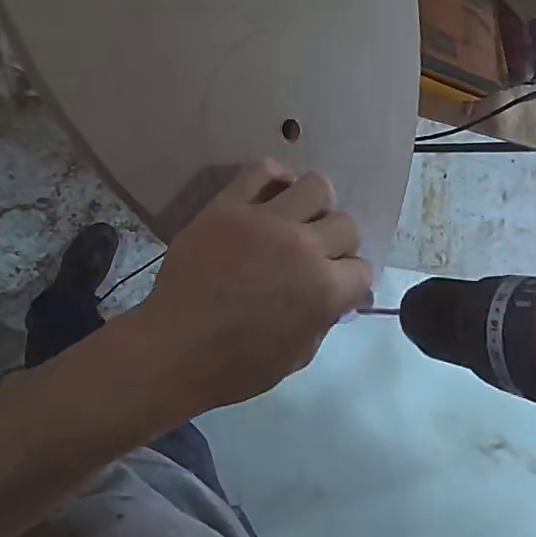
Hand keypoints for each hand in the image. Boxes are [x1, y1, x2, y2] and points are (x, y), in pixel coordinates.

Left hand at [125, 159, 372, 415]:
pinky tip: (272, 197)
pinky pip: (261, 170)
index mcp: (323, 289)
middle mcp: (302, 246)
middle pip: (346, 225)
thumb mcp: (298, 356)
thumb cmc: (235, 365)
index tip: (336, 287)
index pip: (363, 269)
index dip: (351, 282)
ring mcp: (265, 220)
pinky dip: (274, 178)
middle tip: (316, 256)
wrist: (172, 348)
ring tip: (298, 221)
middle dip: (338, 245)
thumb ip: (324, 319)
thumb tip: (336, 297)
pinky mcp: (229, 206)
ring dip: (315, 206)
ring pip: (316, 186)